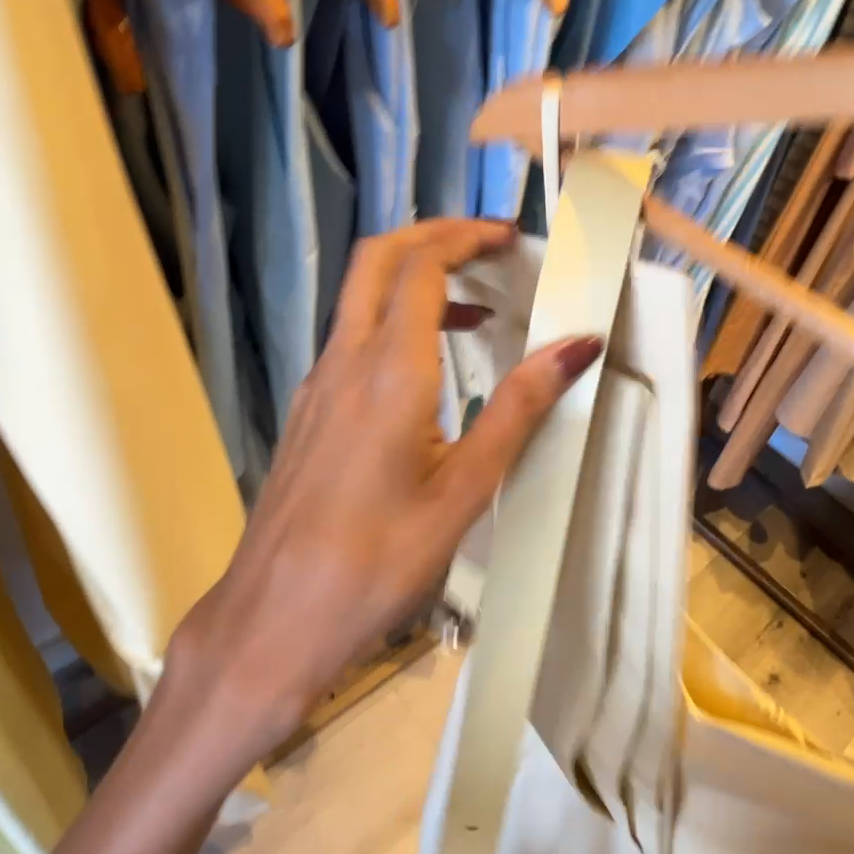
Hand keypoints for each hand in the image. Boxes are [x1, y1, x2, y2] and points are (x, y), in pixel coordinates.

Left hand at [164, 217, 603, 759]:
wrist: (274, 618)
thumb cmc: (377, 563)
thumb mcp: (463, 491)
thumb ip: (518, 410)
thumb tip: (578, 345)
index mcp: (387, 371)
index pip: (421, 266)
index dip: (466, 236)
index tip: (512, 237)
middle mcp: (343, 362)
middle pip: (378, 260)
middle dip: (433, 236)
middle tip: (490, 248)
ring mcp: (317, 386)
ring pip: (360, 299)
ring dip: (414, 281)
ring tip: (478, 308)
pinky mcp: (307, 413)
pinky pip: (351, 340)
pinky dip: (393, 323)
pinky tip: (428, 373)